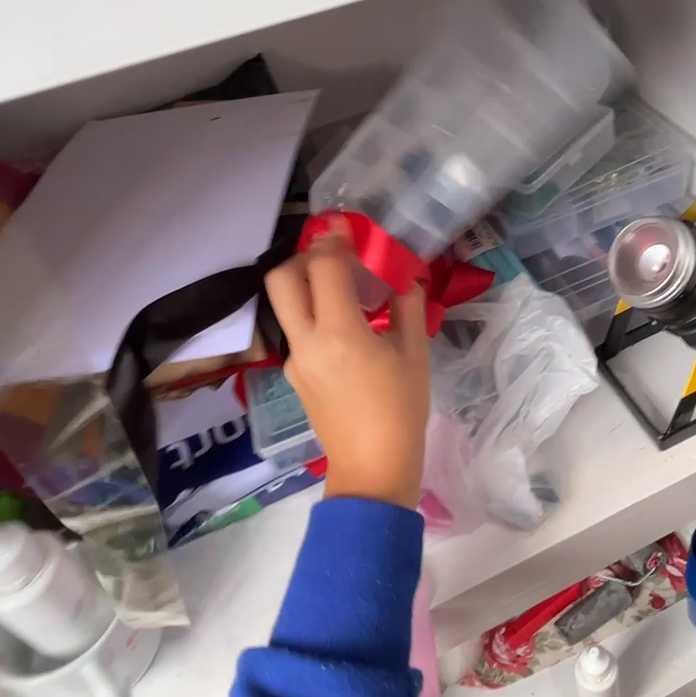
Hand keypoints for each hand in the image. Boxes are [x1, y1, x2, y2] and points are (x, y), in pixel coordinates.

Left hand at [264, 223, 430, 507]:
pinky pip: (298, 331)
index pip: (324, 268)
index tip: (347, 228)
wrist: (372, 468)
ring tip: (344, 290)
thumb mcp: (414, 355)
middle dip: (303, 256)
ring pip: (286, 306)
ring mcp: (294, 360)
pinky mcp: (294, 375)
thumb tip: (403, 279)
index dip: (334, 240)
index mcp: (340, 333)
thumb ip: (406, 308)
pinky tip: (346, 329)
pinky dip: (315, 316)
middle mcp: (307, 341)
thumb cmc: (401, 410)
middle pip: (281, 280)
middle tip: (333, 255)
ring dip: (307, 286)